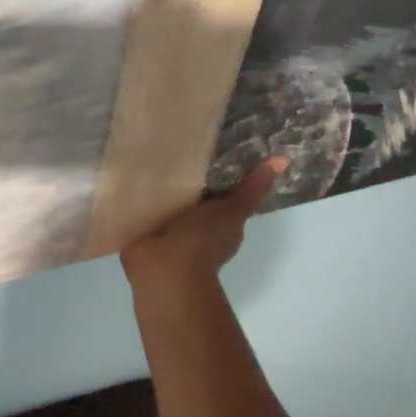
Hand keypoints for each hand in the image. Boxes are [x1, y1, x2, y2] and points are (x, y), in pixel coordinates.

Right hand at [120, 158, 286, 293]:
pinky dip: (138, 198)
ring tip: (149, 157)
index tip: (207, 150)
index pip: (221, 195)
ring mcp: (168, 230)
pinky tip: (131, 177)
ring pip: (167, 203)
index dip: (216, 175)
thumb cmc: (202, 241)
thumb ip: (251, 188)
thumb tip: (284, 159)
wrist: (164, 269)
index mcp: (221, 223)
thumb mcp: (232, 210)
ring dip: (159, 189)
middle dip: (185, 180)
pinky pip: (142, 210)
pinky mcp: (143, 231)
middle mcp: (196, 227)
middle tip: (176, 147)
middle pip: (193, 197)